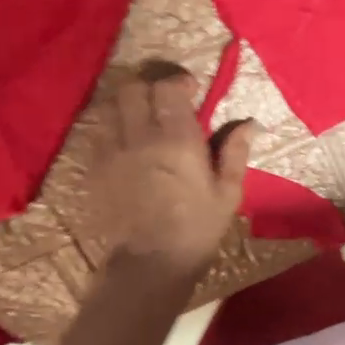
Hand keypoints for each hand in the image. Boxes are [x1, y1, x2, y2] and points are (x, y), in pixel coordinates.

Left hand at [91, 71, 257, 279]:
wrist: (150, 262)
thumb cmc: (198, 228)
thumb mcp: (228, 193)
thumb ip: (235, 152)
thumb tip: (249, 123)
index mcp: (178, 139)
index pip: (168, 88)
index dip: (179, 82)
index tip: (192, 90)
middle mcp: (140, 136)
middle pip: (133, 89)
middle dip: (150, 87)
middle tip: (165, 101)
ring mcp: (112, 151)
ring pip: (110, 105)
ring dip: (128, 103)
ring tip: (143, 117)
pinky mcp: (95, 168)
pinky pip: (99, 132)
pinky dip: (112, 127)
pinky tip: (126, 141)